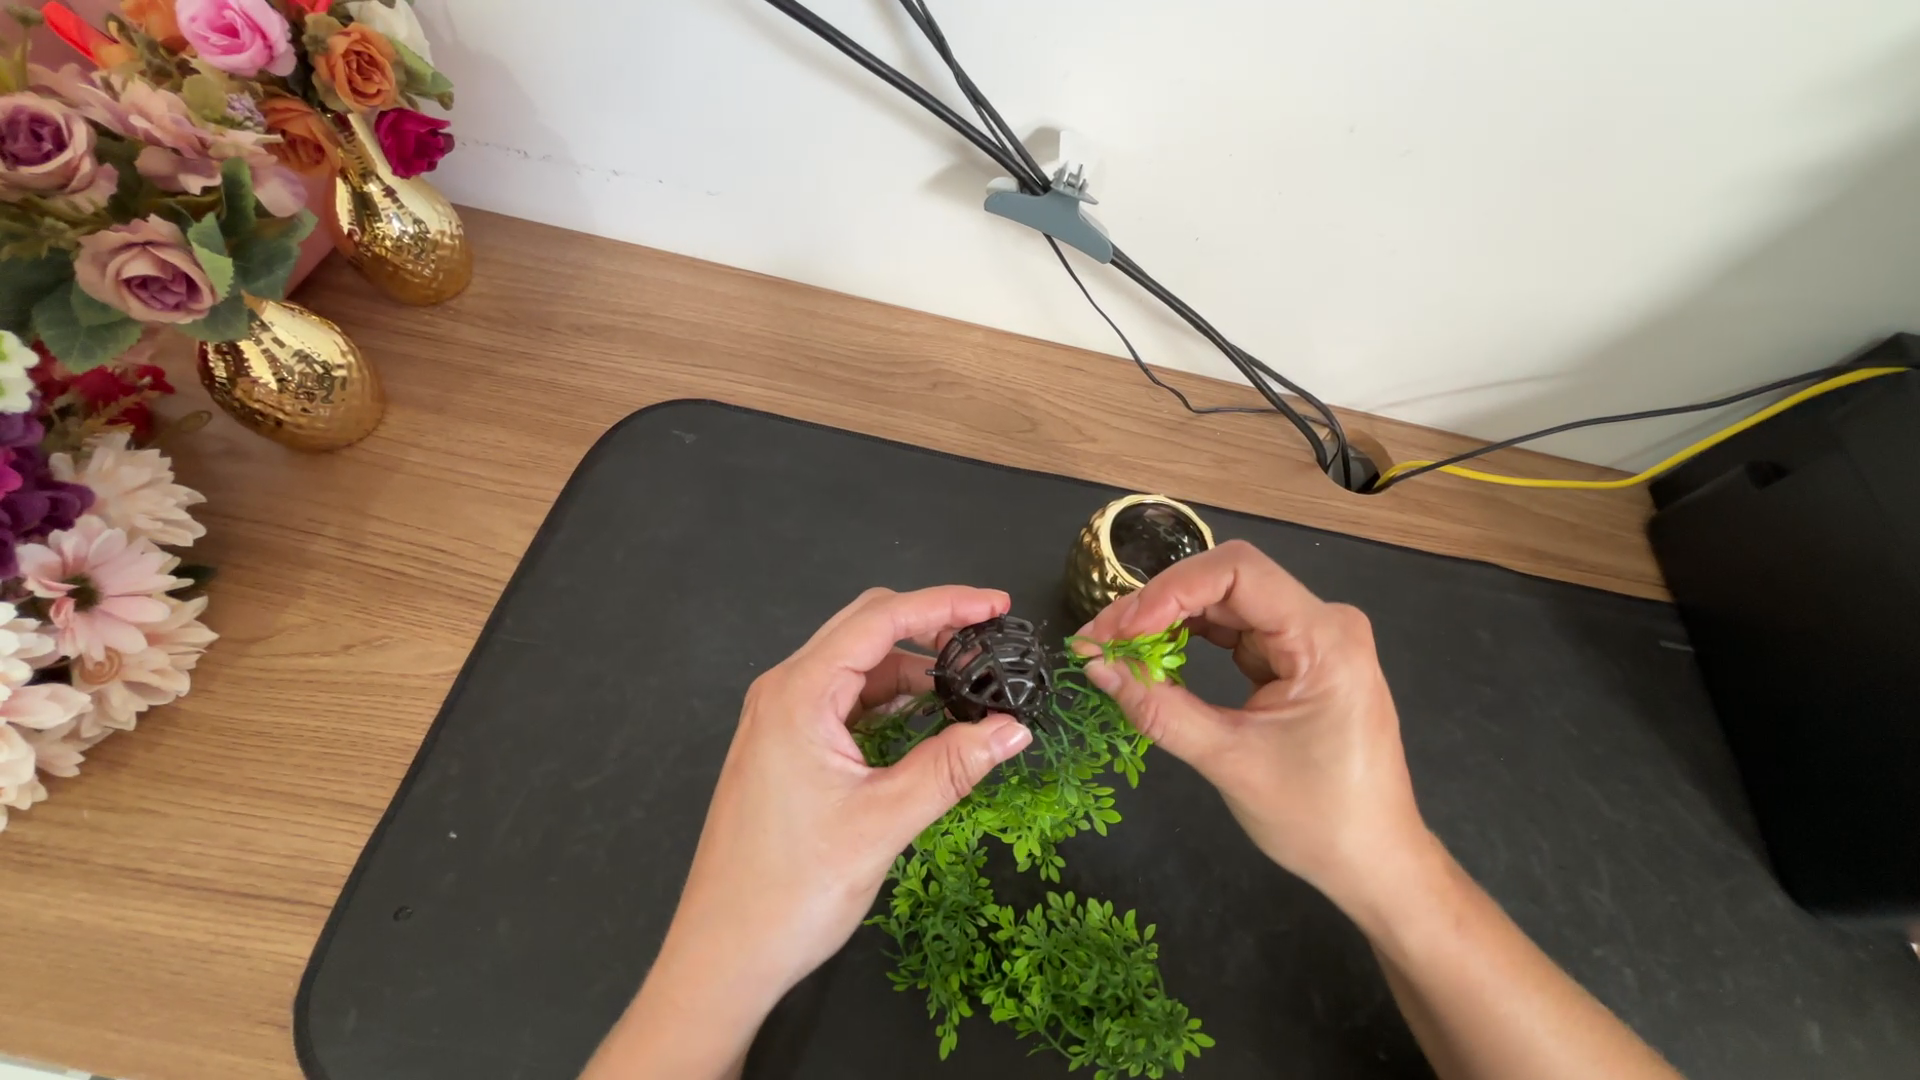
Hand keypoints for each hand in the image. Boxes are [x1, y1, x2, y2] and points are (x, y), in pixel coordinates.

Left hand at [669, 585, 1032, 990]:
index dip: (944, 604)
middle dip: (930, 625)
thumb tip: (1014, 729)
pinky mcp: (787, 744)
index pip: (879, 620)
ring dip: (912, 667)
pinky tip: (926, 718)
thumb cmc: (793, 890)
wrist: (722, 957)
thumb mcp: (883, 823)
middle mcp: (785, 690)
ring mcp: (782, 717)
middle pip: (865, 628)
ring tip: (969, 685)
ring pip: (857, 665)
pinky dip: (891, 699)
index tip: (997, 605)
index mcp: (799, 693)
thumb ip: (951, 767)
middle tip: (988, 639)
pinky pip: (847, 700)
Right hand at [1078, 540, 1427, 907]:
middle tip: (1099, 641)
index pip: (1238, 572)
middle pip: (1224, 583)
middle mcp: (1322, 622)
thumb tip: (1093, 664)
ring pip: (1221, 603)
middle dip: (1156, 607)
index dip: (1170, 591)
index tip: (1121, 632)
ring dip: (1164, 621)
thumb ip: (1157, 708)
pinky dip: (1185, 640)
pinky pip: (1230, 630)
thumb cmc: (1317, 818)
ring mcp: (1307, 637)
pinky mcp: (1292, 656)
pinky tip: (1150, 656)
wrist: (1374, 861)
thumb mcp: (1228, 761)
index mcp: (1325, 639)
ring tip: (1114, 649)